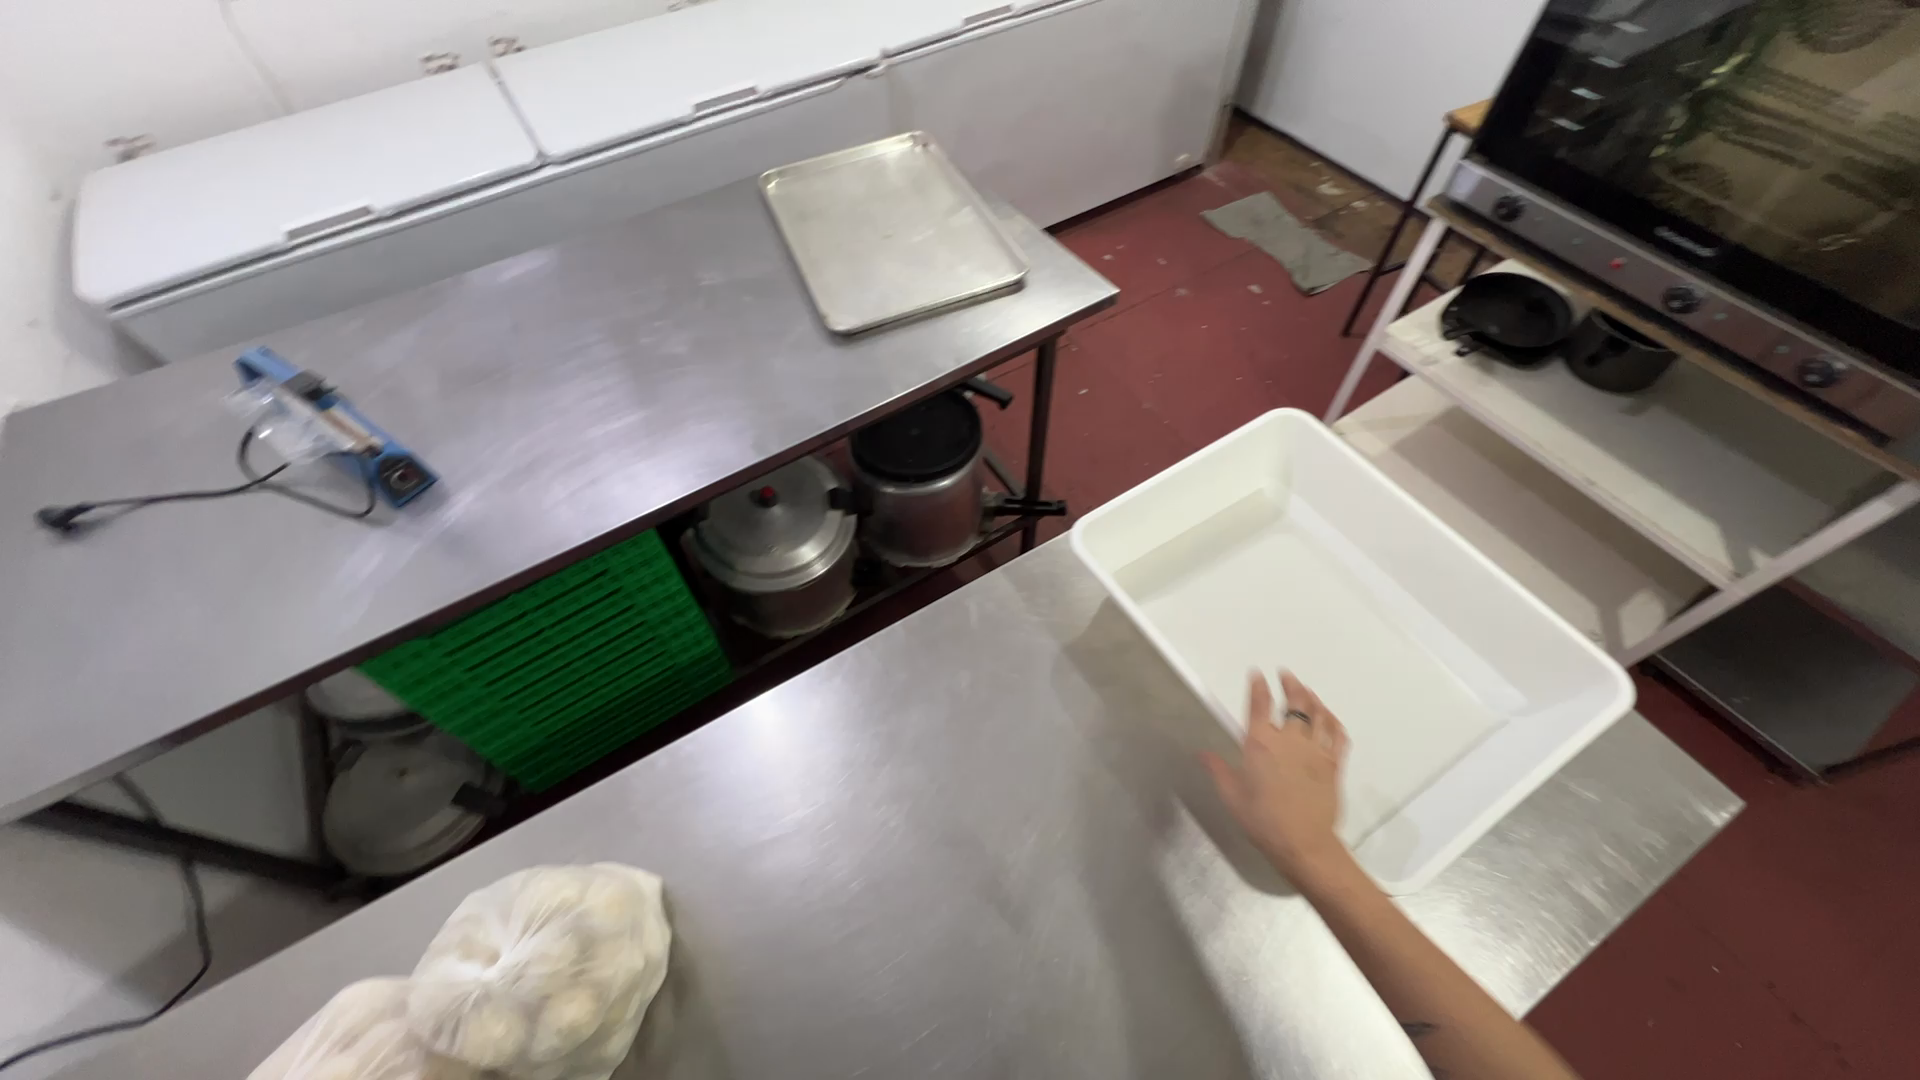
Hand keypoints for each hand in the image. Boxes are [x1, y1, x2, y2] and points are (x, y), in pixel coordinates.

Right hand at [1202, 671, 1352, 889]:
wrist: (1304, 844)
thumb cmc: (1262, 820)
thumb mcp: (1232, 796)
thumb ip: (1218, 770)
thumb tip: (1202, 753)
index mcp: (1261, 743)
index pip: (1260, 704)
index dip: (1258, 686)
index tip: (1257, 674)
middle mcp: (1290, 740)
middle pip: (1295, 703)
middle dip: (1291, 685)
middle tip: (1286, 675)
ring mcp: (1316, 751)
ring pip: (1319, 714)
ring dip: (1312, 698)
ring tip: (1307, 690)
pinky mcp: (1334, 765)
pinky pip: (1338, 734)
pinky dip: (1333, 721)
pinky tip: (1329, 717)